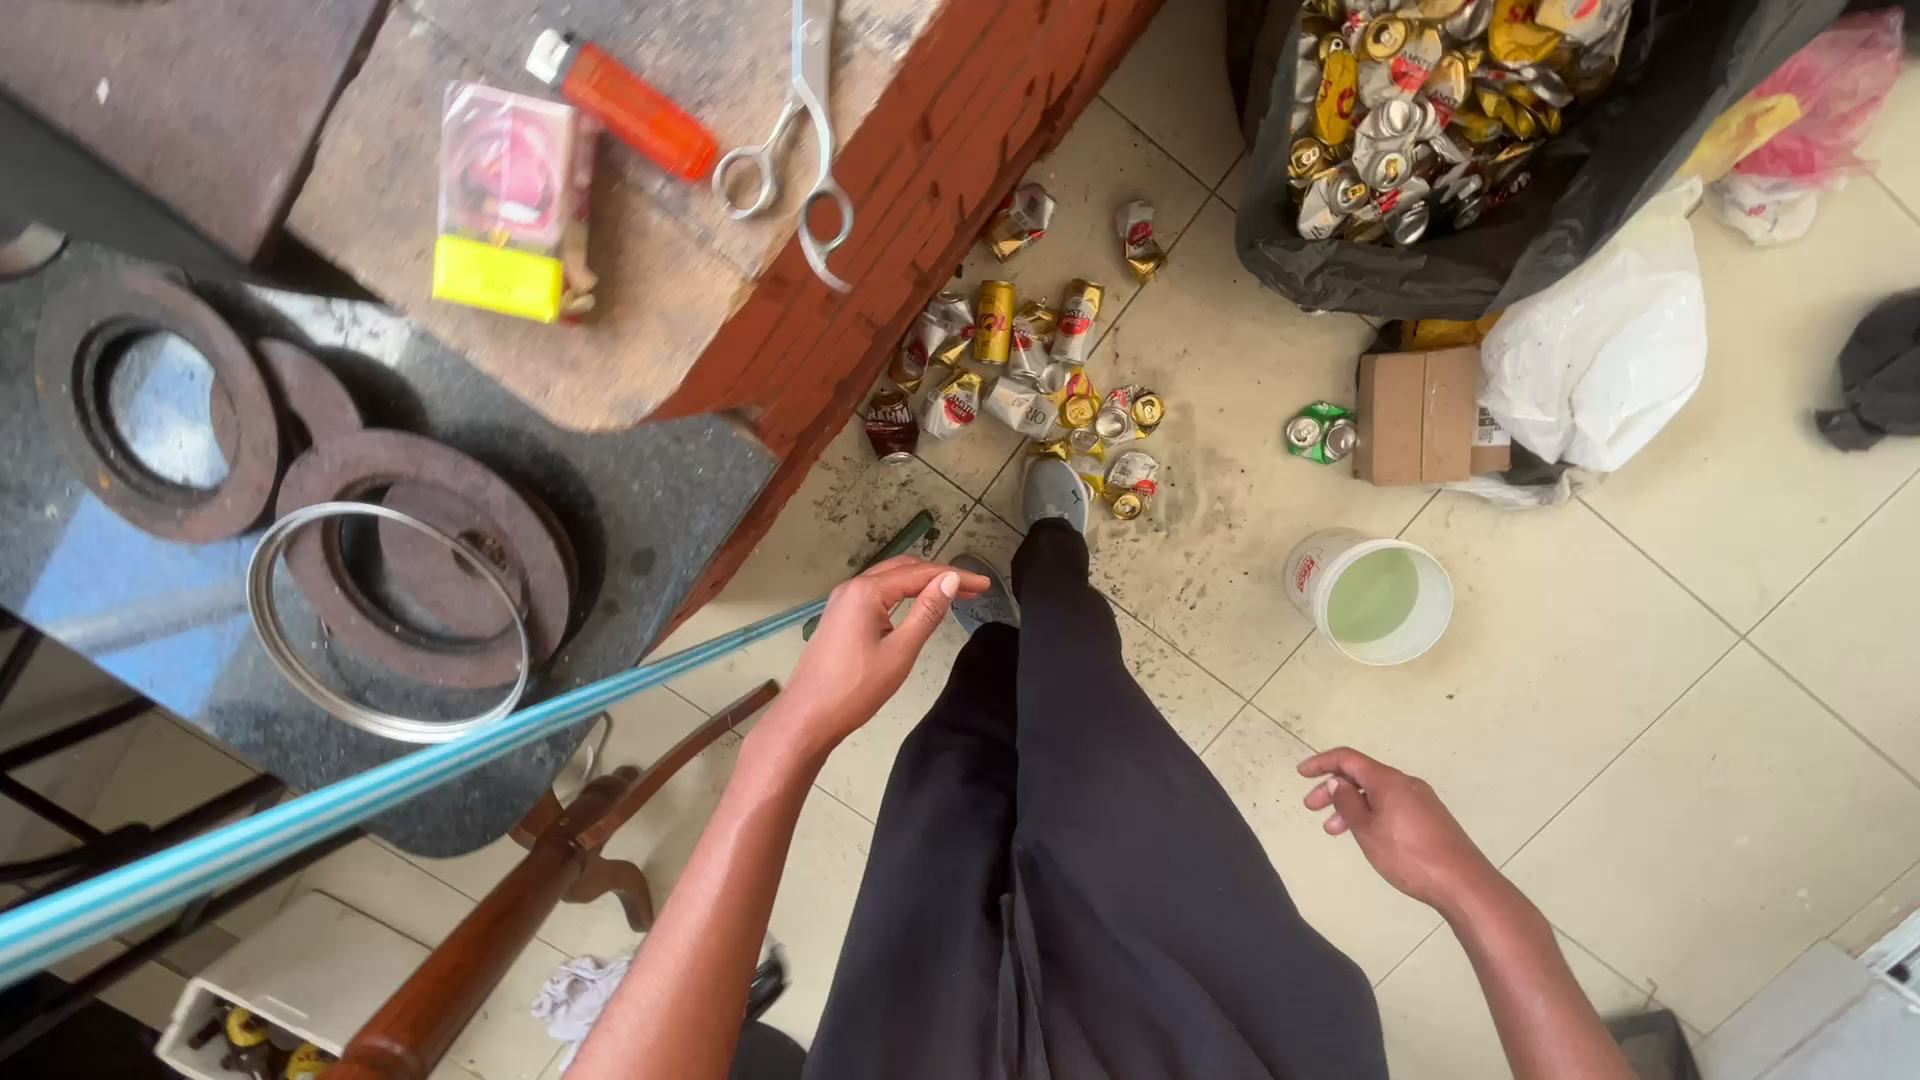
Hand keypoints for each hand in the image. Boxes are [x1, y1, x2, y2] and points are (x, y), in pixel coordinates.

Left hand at [762, 555, 989, 752]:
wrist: (808, 716)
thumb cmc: (855, 688)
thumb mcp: (900, 651)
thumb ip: (927, 612)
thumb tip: (949, 580)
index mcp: (866, 592)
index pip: (920, 574)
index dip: (954, 577)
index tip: (983, 585)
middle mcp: (852, 588)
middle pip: (903, 569)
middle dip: (939, 575)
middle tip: (971, 589)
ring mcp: (842, 602)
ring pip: (889, 579)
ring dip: (920, 582)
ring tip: (951, 593)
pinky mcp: (839, 617)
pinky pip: (877, 594)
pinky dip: (902, 593)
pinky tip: (917, 605)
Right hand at [1298, 747, 1500, 918]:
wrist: (1464, 885)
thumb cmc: (1408, 855)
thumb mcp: (1367, 830)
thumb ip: (1347, 803)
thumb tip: (1338, 783)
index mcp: (1388, 780)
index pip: (1347, 759)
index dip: (1321, 762)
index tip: (1302, 773)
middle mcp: (1405, 784)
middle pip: (1361, 776)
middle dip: (1333, 789)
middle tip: (1313, 808)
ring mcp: (1420, 801)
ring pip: (1375, 794)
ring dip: (1351, 806)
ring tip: (1334, 830)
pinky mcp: (1430, 818)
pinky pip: (1391, 806)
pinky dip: (1370, 814)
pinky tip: (1365, 835)